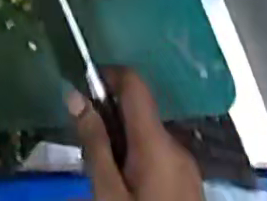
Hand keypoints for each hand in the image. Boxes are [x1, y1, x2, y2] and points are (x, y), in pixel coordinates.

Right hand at [70, 67, 201, 200]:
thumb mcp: (107, 194)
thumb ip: (93, 142)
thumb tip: (75, 95)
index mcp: (157, 143)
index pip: (133, 83)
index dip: (106, 77)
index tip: (81, 94)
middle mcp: (178, 148)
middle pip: (138, 113)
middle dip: (108, 121)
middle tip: (85, 151)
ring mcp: (189, 172)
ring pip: (147, 138)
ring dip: (121, 145)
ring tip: (103, 180)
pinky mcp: (191, 191)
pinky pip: (159, 160)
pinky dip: (137, 163)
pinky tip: (124, 193)